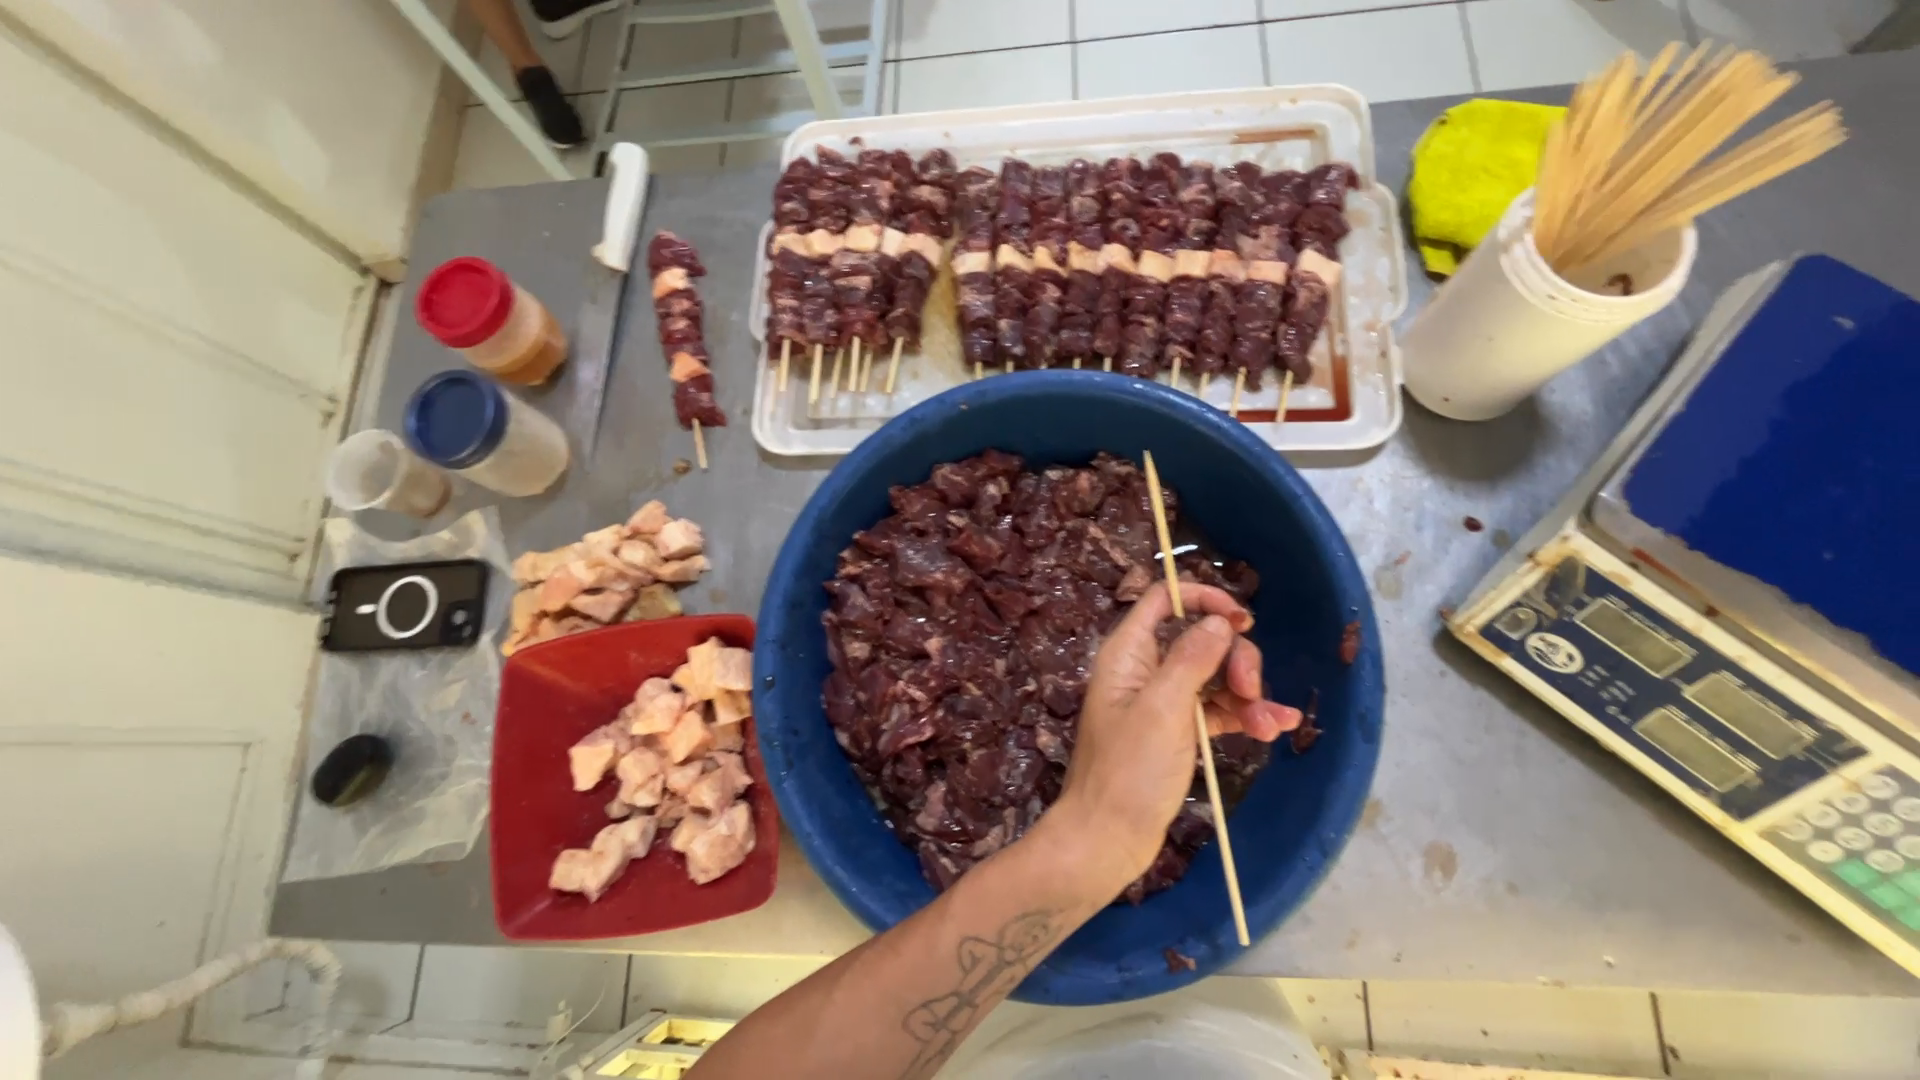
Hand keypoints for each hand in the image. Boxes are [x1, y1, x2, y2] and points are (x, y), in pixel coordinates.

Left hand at [1050, 582, 1301, 888]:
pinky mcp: (1178, 732)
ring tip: (1271, 725)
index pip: (1163, 599)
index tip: (1241, 620)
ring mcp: (1163, 702)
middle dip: (1235, 659)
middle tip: (1250, 690)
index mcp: (1128, 653)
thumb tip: (1218, 620)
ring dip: (1248, 694)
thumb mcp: (1162, 708)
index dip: (1202, 598)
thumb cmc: (1129, 771)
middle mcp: (1144, 669)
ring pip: (1216, 676)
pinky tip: (1275, 729)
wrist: (1108, 839)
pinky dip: (1244, 716)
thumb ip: (1191, 659)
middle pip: (1200, 638)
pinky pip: (1218, 710)